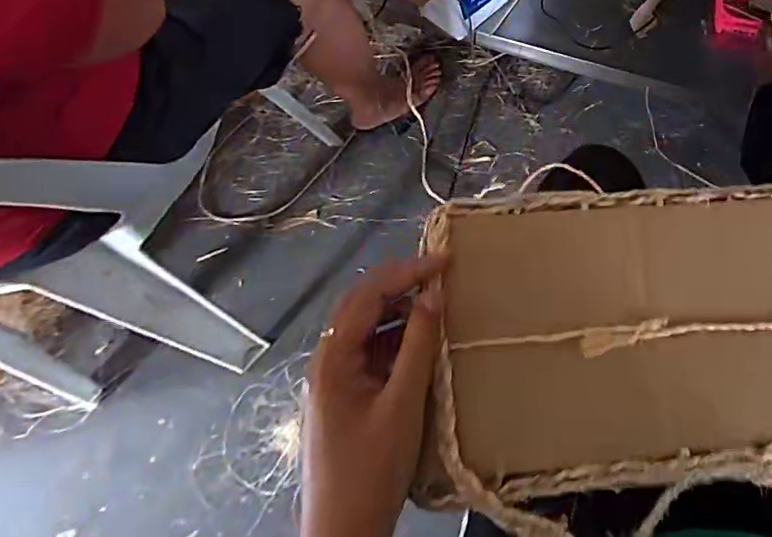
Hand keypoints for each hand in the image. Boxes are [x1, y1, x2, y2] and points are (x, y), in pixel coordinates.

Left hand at [303, 255, 447, 536]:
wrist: (344, 533)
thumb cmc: (371, 469)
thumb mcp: (402, 404)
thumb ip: (418, 344)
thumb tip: (433, 294)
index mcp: (332, 359)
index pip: (367, 295)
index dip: (406, 271)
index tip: (445, 261)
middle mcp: (327, 361)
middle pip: (361, 303)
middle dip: (400, 281)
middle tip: (440, 271)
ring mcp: (334, 378)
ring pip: (366, 324)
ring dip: (399, 307)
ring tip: (436, 301)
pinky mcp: (346, 394)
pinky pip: (371, 347)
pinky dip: (397, 334)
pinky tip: (422, 339)